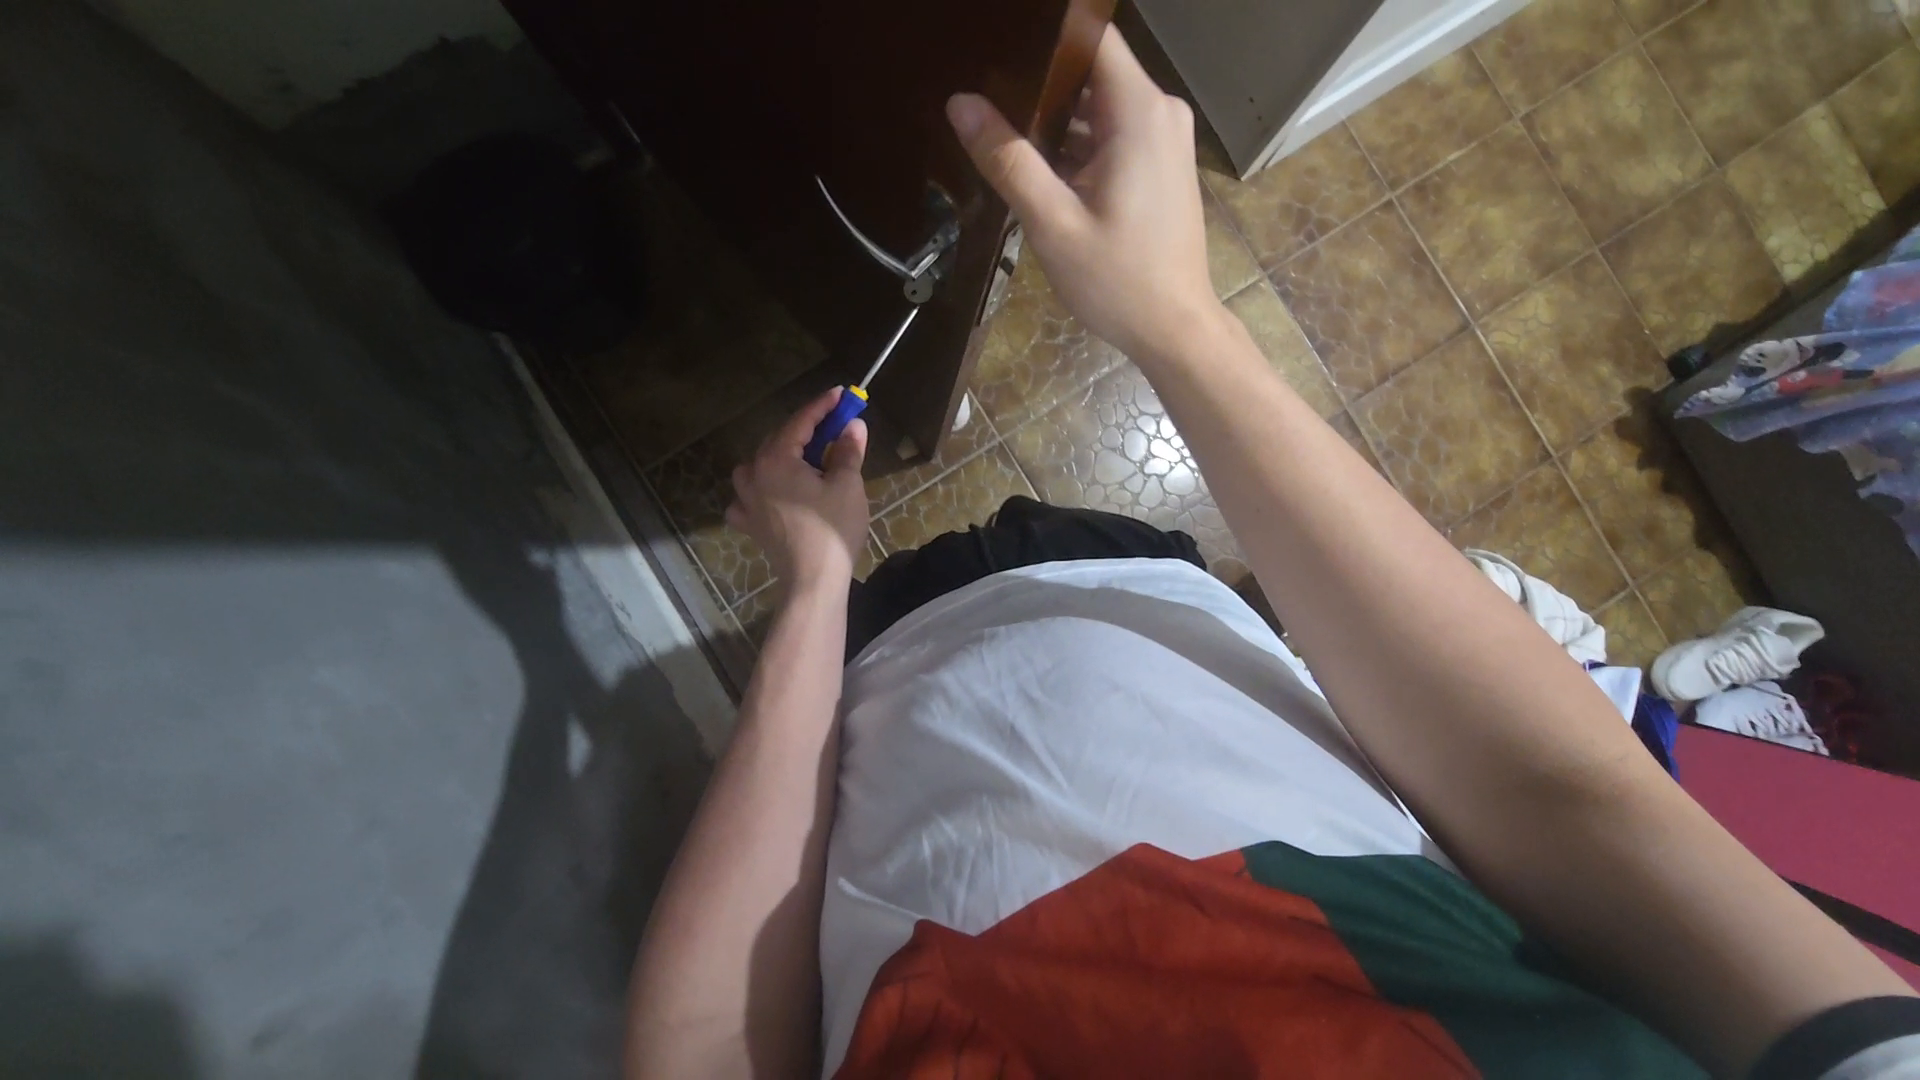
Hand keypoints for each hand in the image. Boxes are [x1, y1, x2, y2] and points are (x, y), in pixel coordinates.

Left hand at [726, 388, 869, 589]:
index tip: (841, 395)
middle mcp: (753, 474)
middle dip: (805, 431)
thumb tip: (853, 425)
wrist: (813, 580)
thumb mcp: (848, 485)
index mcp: (776, 459)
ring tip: (802, 461)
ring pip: (758, 465)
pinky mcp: (748, 523)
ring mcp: (745, 500)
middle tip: (833, 427)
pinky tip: (772, 496)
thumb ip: (848, 450)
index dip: (823, 406)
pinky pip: (748, 497)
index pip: (801, 421)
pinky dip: (760, 490)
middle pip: (778, 440)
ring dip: (779, 457)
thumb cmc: (832, 529)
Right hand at [946, 26, 1222, 360]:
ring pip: (1100, 107)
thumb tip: (961, 105)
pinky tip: (1042, 173)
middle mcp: (1159, 112)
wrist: (1172, 329)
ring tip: (1006, 140)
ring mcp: (1164, 140)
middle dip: (1041, 86)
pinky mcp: (1161, 167)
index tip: (999, 58)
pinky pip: (1113, 135)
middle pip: (1091, 71)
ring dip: (1057, 122)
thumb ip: (1008, 161)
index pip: (1089, 37)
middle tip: (990, 106)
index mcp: (1139, 112)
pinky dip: (1079, 147)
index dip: (1044, 40)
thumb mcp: (1053, 224)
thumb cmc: (1117, 280)